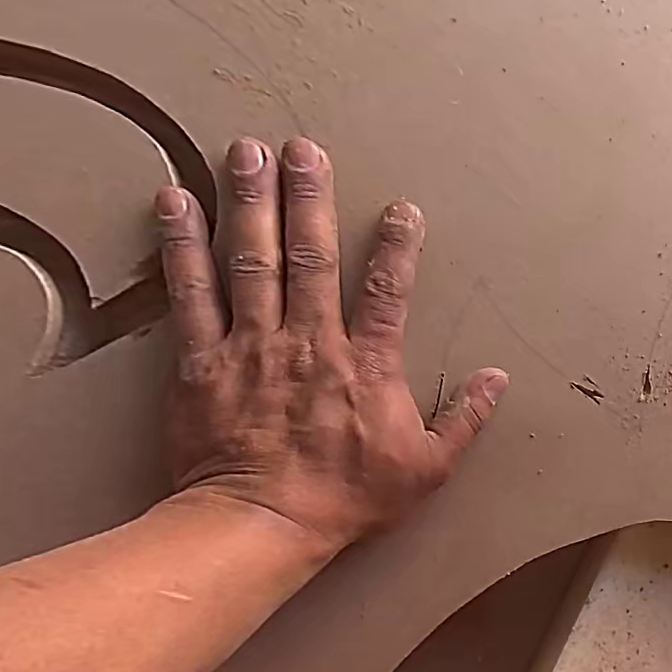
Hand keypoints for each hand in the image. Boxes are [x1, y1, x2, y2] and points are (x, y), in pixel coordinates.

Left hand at [153, 136, 507, 557]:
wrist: (265, 523)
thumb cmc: (351, 497)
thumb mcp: (428, 467)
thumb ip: (464, 419)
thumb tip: (496, 379)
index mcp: (367, 367)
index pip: (386, 293)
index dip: (397, 248)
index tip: (402, 209)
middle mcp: (310, 343)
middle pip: (311, 257)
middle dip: (310, 199)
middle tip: (303, 148)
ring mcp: (253, 347)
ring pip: (251, 261)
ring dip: (250, 203)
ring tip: (246, 151)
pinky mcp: (204, 361)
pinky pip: (192, 294)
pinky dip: (182, 245)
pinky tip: (175, 200)